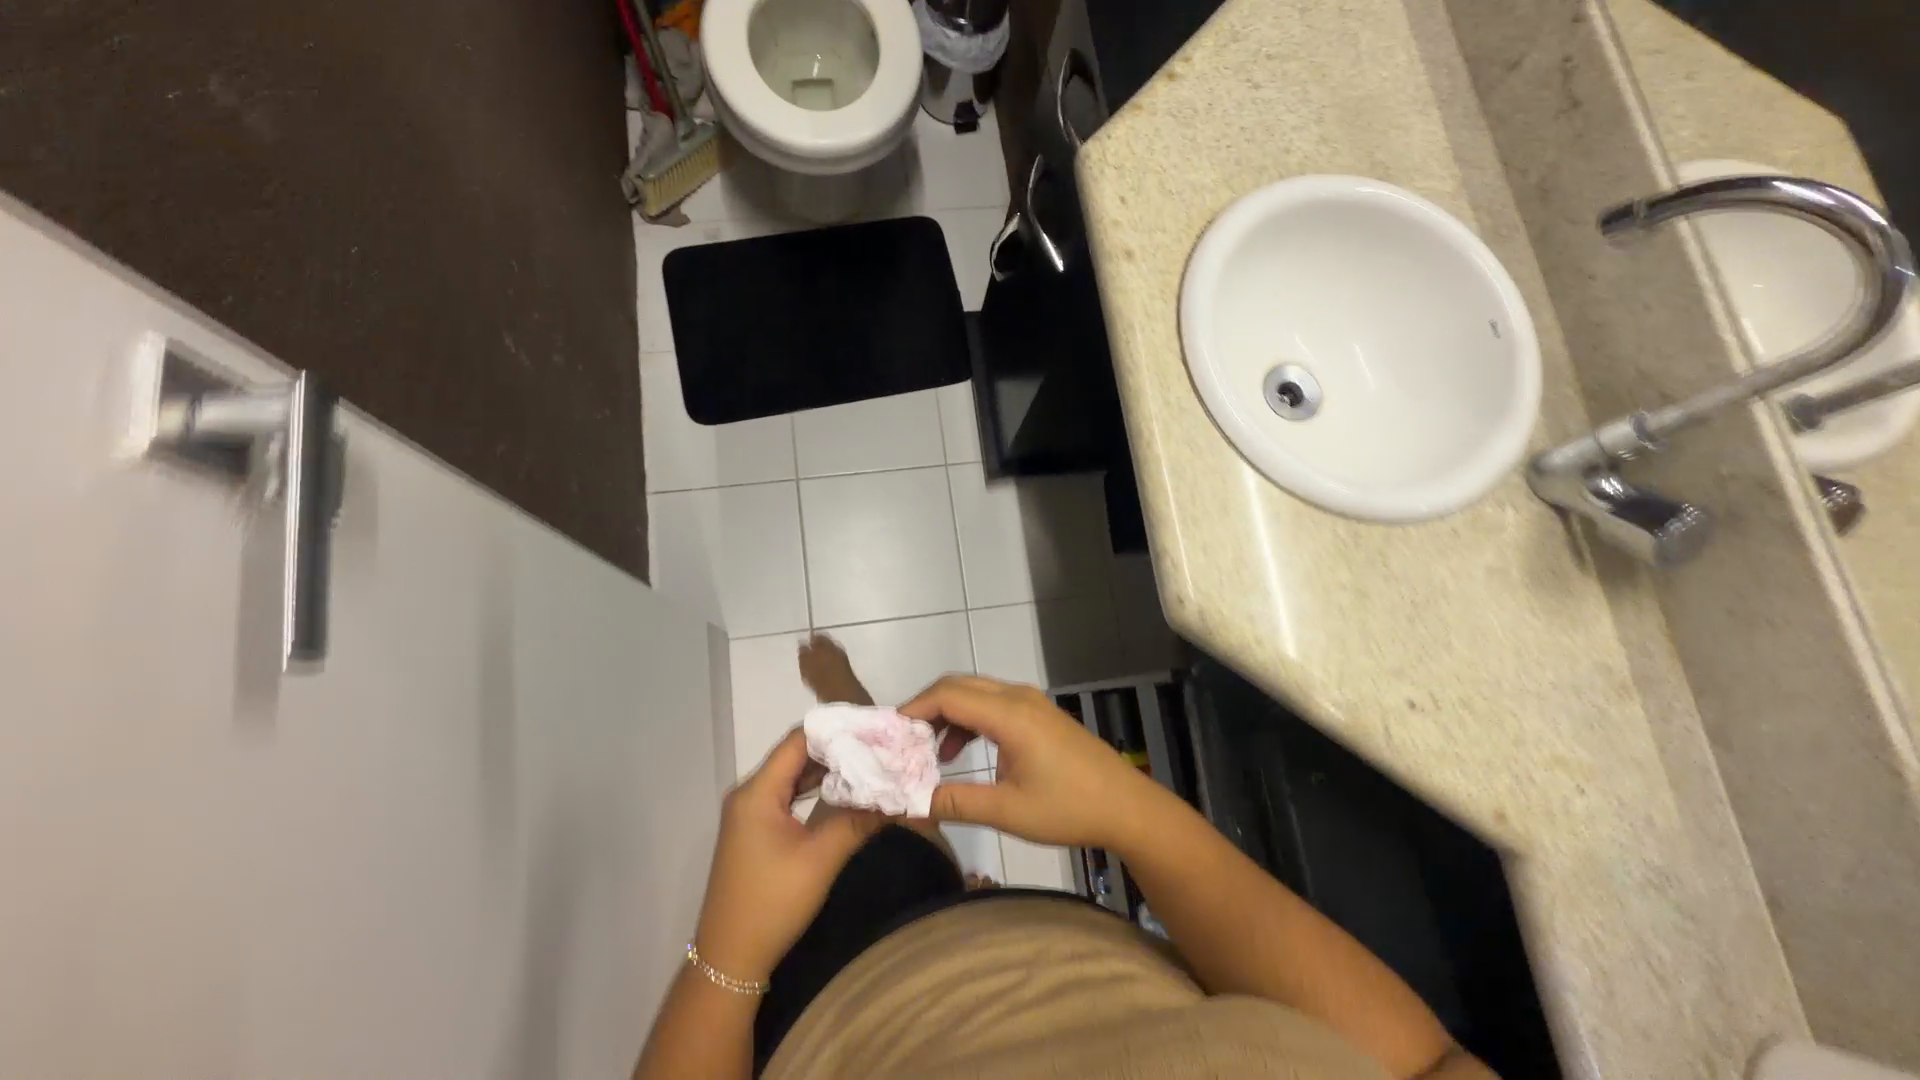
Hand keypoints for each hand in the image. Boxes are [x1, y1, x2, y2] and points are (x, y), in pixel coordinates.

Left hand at [693, 728, 886, 983]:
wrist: (729, 958)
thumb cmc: (773, 903)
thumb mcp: (821, 859)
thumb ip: (858, 820)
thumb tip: (899, 795)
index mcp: (757, 792)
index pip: (799, 740)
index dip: (837, 730)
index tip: (875, 728)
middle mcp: (750, 794)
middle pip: (796, 755)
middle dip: (838, 749)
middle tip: (881, 745)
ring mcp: (750, 813)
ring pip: (794, 776)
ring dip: (829, 770)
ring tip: (871, 762)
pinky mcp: (756, 832)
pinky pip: (789, 797)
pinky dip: (816, 791)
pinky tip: (845, 792)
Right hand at [901, 675, 1166, 848]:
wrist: (1126, 808)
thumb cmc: (1069, 809)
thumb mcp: (1007, 812)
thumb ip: (955, 803)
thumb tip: (910, 803)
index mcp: (1010, 715)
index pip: (948, 695)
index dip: (914, 709)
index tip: (888, 735)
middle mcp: (1019, 698)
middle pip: (959, 686)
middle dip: (926, 708)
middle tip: (901, 741)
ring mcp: (1032, 703)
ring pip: (975, 693)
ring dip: (947, 714)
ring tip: (928, 752)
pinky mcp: (1039, 715)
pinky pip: (992, 703)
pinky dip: (969, 720)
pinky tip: (960, 753)